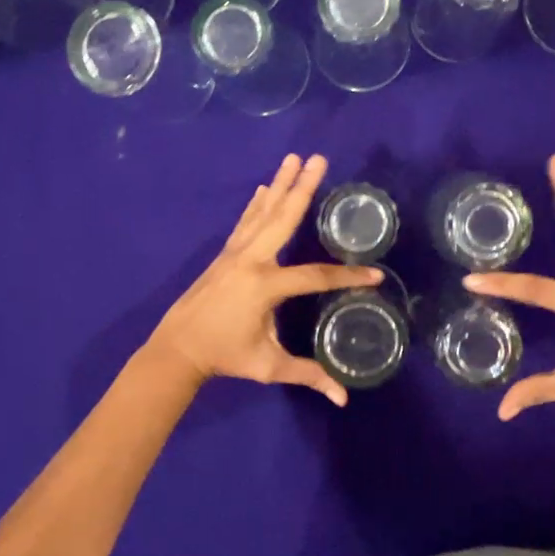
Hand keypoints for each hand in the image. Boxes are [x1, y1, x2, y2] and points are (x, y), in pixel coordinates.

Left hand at [147, 154, 382, 405]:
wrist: (178, 348)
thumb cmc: (225, 356)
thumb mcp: (268, 366)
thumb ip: (307, 374)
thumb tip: (342, 398)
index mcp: (266, 286)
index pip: (316, 277)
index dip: (348, 278)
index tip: (375, 275)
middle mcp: (251, 261)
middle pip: (283, 218)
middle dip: (303, 187)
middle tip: (319, 158)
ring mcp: (235, 253)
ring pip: (263, 213)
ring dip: (280, 184)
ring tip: (294, 157)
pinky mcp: (225, 254)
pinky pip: (246, 222)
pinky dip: (257, 203)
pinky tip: (265, 187)